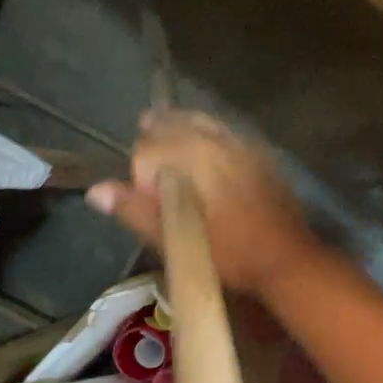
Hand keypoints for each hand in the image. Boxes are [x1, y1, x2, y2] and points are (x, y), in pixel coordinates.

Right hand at [87, 110, 323, 293]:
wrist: (286, 259)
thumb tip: (97, 190)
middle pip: (172, 125)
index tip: (146, 199)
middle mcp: (214, 139)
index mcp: (190, 155)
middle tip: (149, 160)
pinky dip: (209, 136)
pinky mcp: (260, 155)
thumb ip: (136, 210)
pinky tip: (208, 151)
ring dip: (180, 129)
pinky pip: (225, 133)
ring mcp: (241, 144)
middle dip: (156, 139)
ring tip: (168, 140)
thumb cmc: (229, 254)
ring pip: (200, 123)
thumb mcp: (176, 238)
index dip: (140, 173)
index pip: (147, 148)